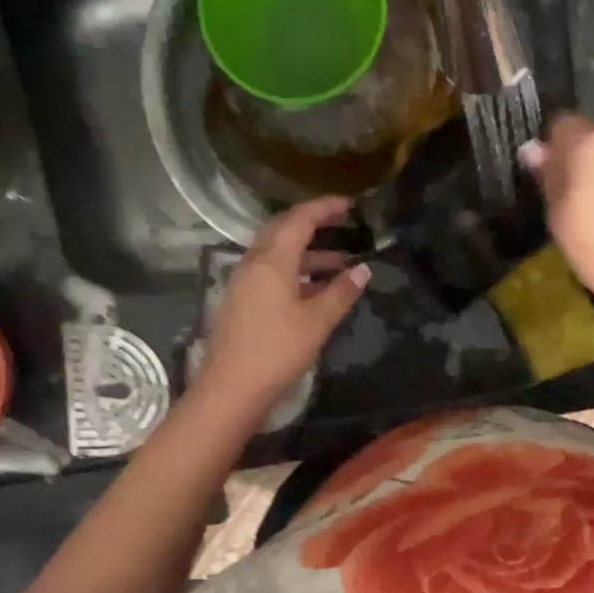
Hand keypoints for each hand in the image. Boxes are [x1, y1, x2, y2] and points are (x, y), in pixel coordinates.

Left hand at [196, 197, 371, 406]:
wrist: (231, 387)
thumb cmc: (277, 350)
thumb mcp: (317, 322)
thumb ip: (341, 292)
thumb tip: (363, 270)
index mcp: (272, 260)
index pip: (300, 220)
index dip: (325, 208)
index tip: (350, 205)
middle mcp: (254, 262)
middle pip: (283, 231)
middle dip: (314, 225)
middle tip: (343, 225)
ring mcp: (243, 282)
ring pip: (278, 254)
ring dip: (308, 254)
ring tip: (341, 265)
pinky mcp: (241, 300)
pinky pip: (271, 273)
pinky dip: (295, 272)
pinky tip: (315, 289)